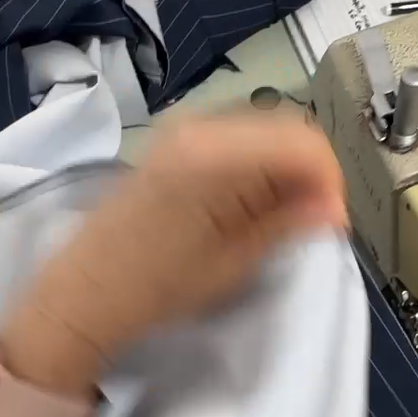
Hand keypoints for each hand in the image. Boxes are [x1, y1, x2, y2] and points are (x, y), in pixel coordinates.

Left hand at [0, 113, 346, 391]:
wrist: (84, 292)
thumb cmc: (157, 286)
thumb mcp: (232, 262)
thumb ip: (286, 223)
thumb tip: (332, 208)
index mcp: (218, 152)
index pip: (304, 143)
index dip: (329, 183)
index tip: (332, 225)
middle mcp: (199, 124)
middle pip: (285, 129)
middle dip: (309, 173)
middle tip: (312, 222)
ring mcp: (180, 129)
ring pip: (261, 132)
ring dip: (283, 169)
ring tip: (282, 218)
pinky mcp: (170, 143)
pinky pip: (232, 140)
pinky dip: (254, 166)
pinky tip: (249, 204)